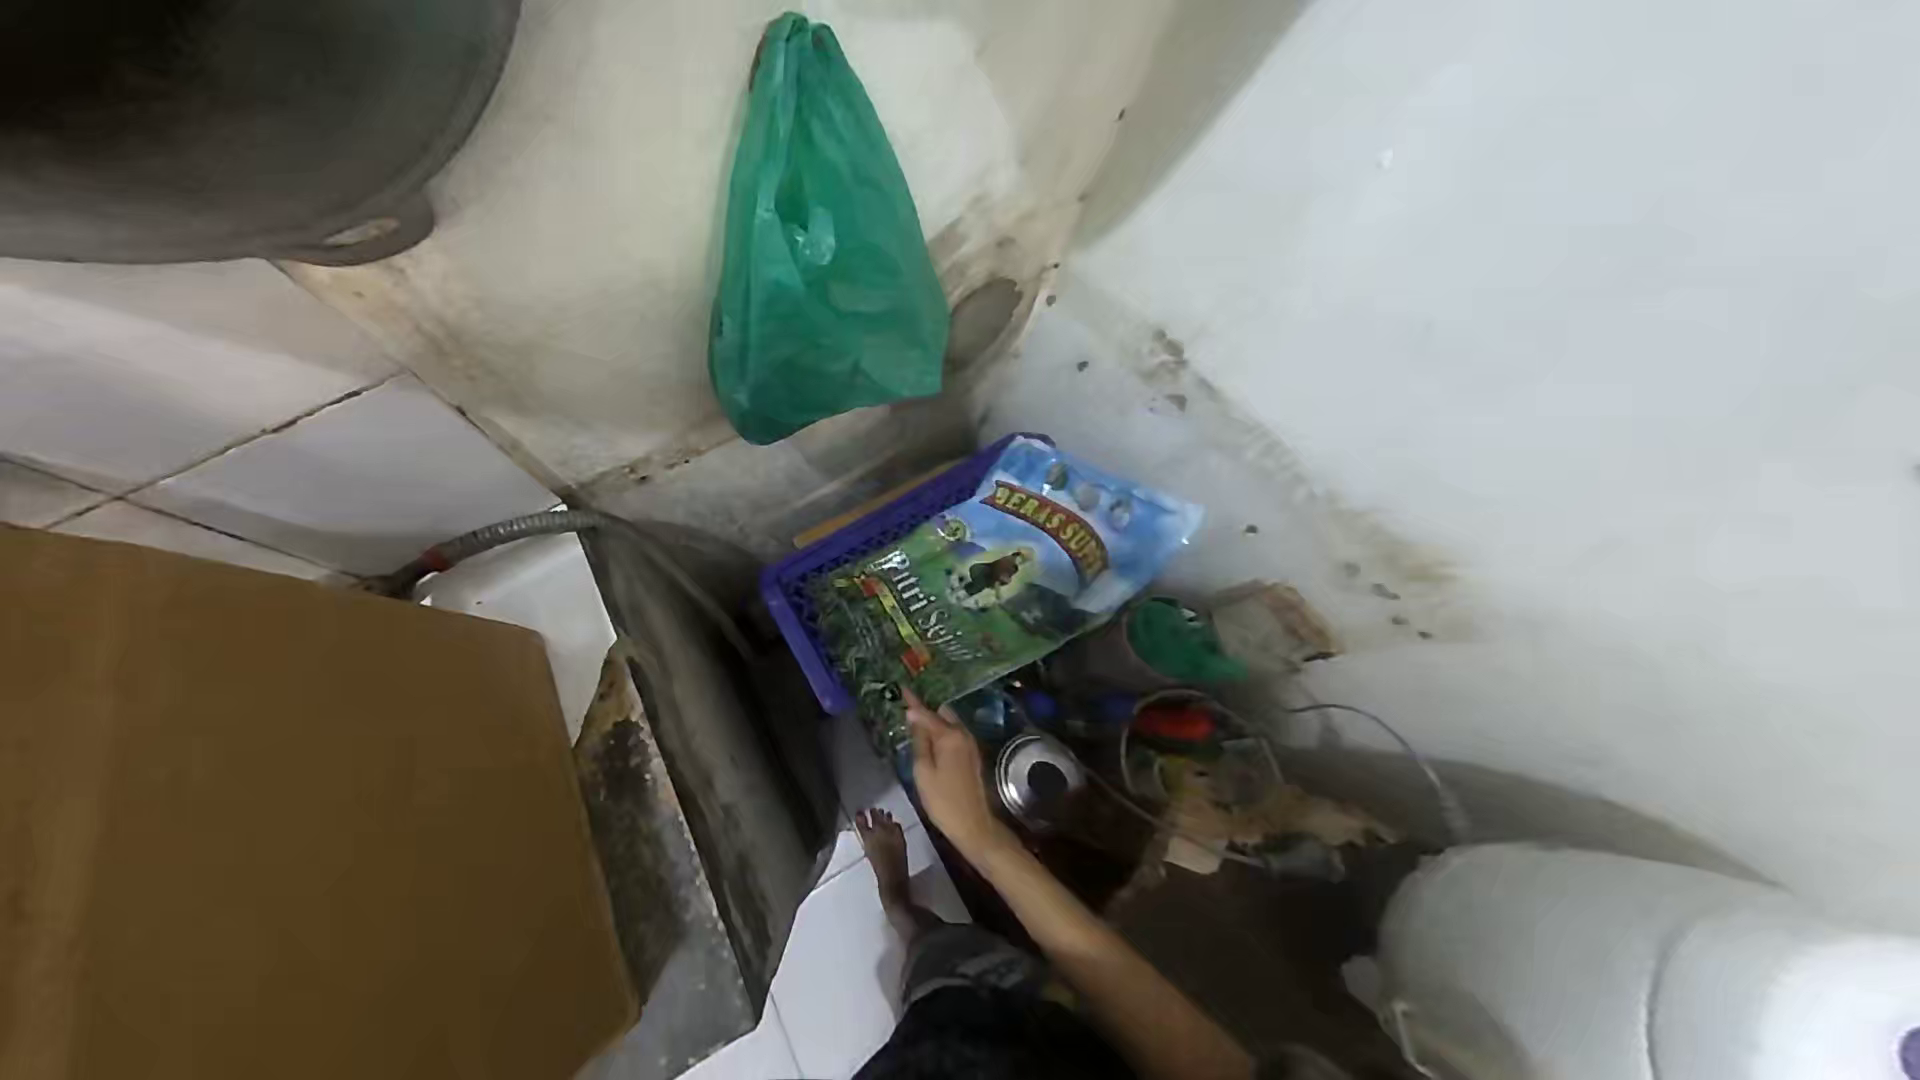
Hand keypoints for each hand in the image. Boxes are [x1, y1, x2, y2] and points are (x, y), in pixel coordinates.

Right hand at [901, 686, 1008, 856]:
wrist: (973, 824)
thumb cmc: (943, 800)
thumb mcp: (923, 772)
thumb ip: (919, 741)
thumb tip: (914, 718)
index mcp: (949, 736)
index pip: (926, 713)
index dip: (913, 701)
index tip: (903, 688)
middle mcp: (963, 734)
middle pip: (942, 713)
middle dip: (926, 709)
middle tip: (907, 710)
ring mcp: (970, 744)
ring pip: (950, 723)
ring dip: (935, 720)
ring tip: (916, 724)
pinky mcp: (972, 754)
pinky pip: (955, 734)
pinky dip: (942, 731)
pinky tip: (931, 739)